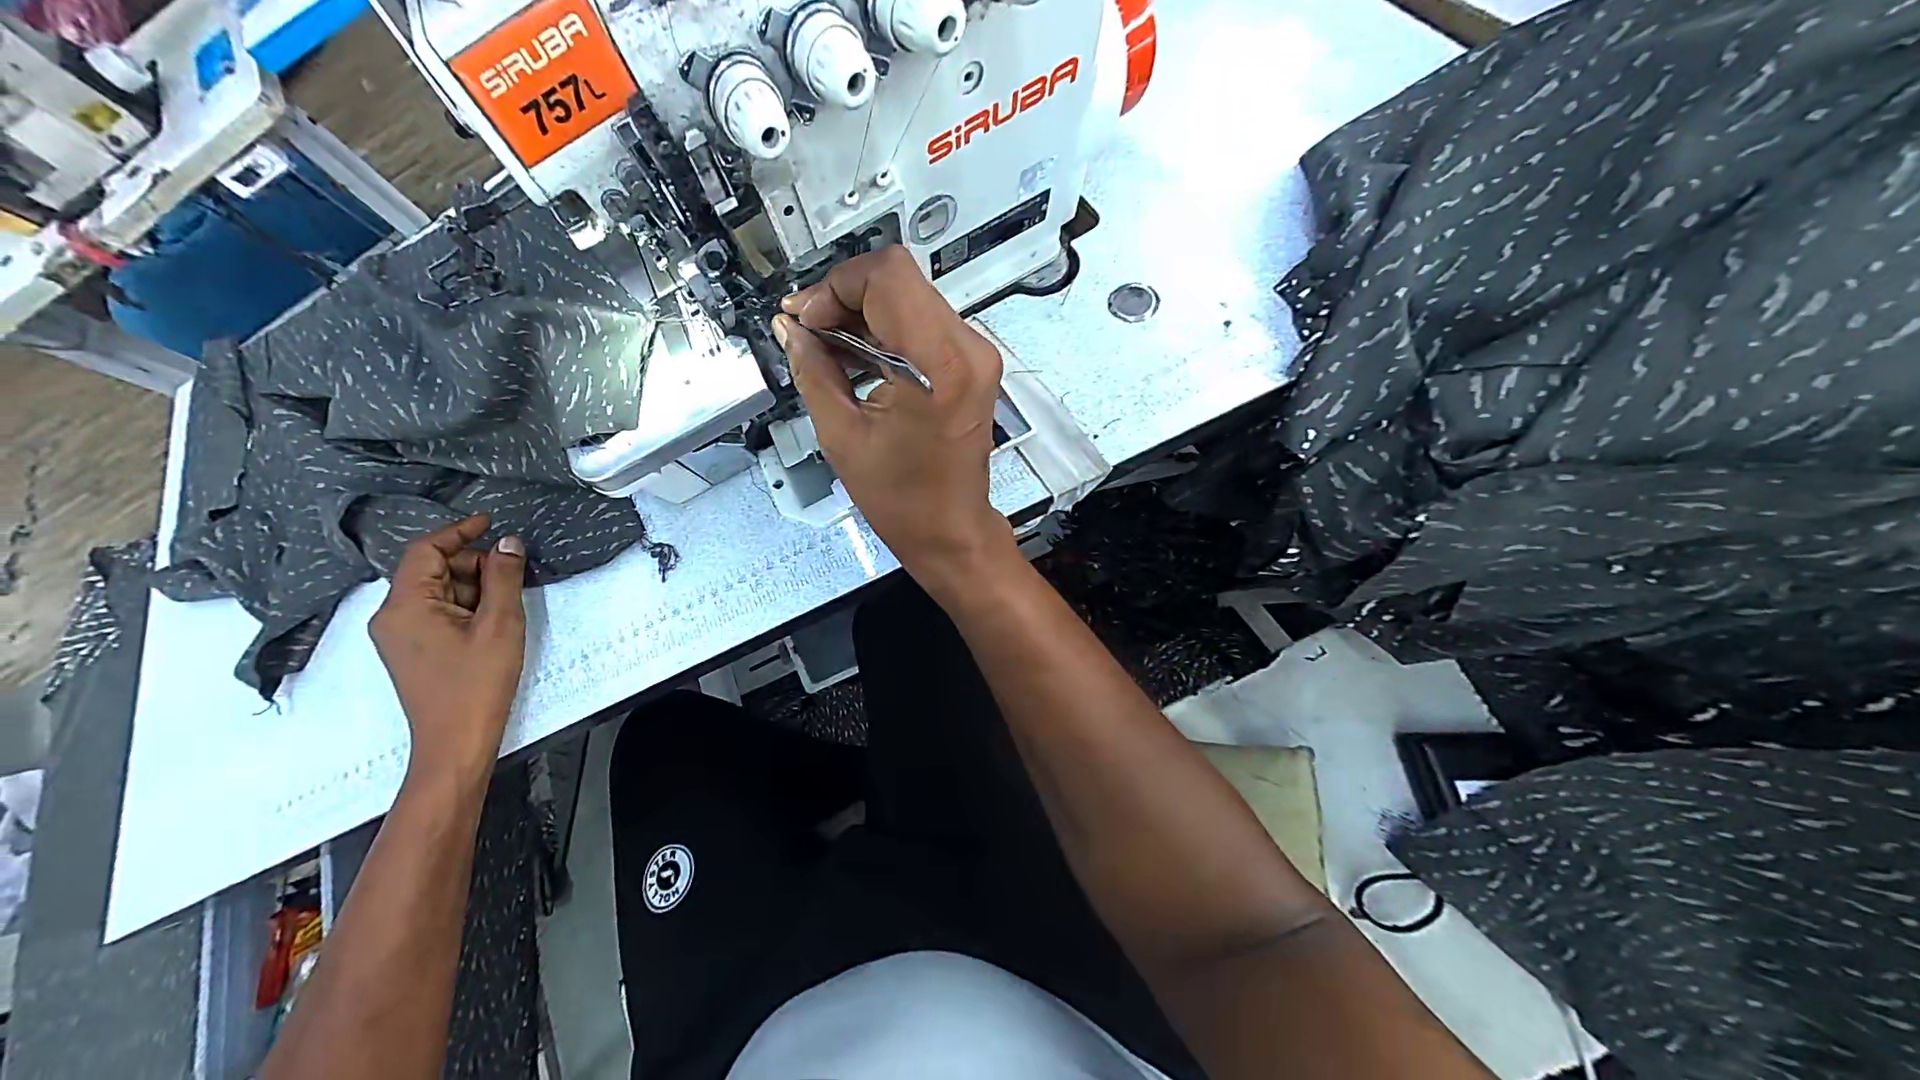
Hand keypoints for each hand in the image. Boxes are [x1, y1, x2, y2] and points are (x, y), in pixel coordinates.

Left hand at [369, 514, 527, 786]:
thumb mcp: (500, 624)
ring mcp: (399, 636)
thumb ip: (504, 578)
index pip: (425, 551)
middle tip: (513, 572)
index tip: (491, 522)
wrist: (456, 741)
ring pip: (438, 592)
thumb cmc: (477, 683)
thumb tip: (509, 542)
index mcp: (404, 606)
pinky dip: (466, 606)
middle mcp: (391, 616)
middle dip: (473, 563)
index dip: (459, 532)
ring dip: (474, 587)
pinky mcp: (413, 650)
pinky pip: (437, 612)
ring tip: (508, 600)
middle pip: (431, 570)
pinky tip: (494, 618)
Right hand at [773, 246, 1017, 591]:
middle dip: (842, 298)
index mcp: (942, 366)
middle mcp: (969, 352)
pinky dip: (881, 329)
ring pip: (906, 295)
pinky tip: (854, 356)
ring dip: (859, 313)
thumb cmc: (910, 502)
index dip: (835, 288)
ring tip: (826, 348)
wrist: (950, 528)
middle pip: (896, 279)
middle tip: (808, 329)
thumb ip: (812, 369)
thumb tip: (792, 329)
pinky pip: (919, 321)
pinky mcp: (969, 363)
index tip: (807, 317)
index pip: (886, 277)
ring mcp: (974, 356)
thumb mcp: (843, 434)